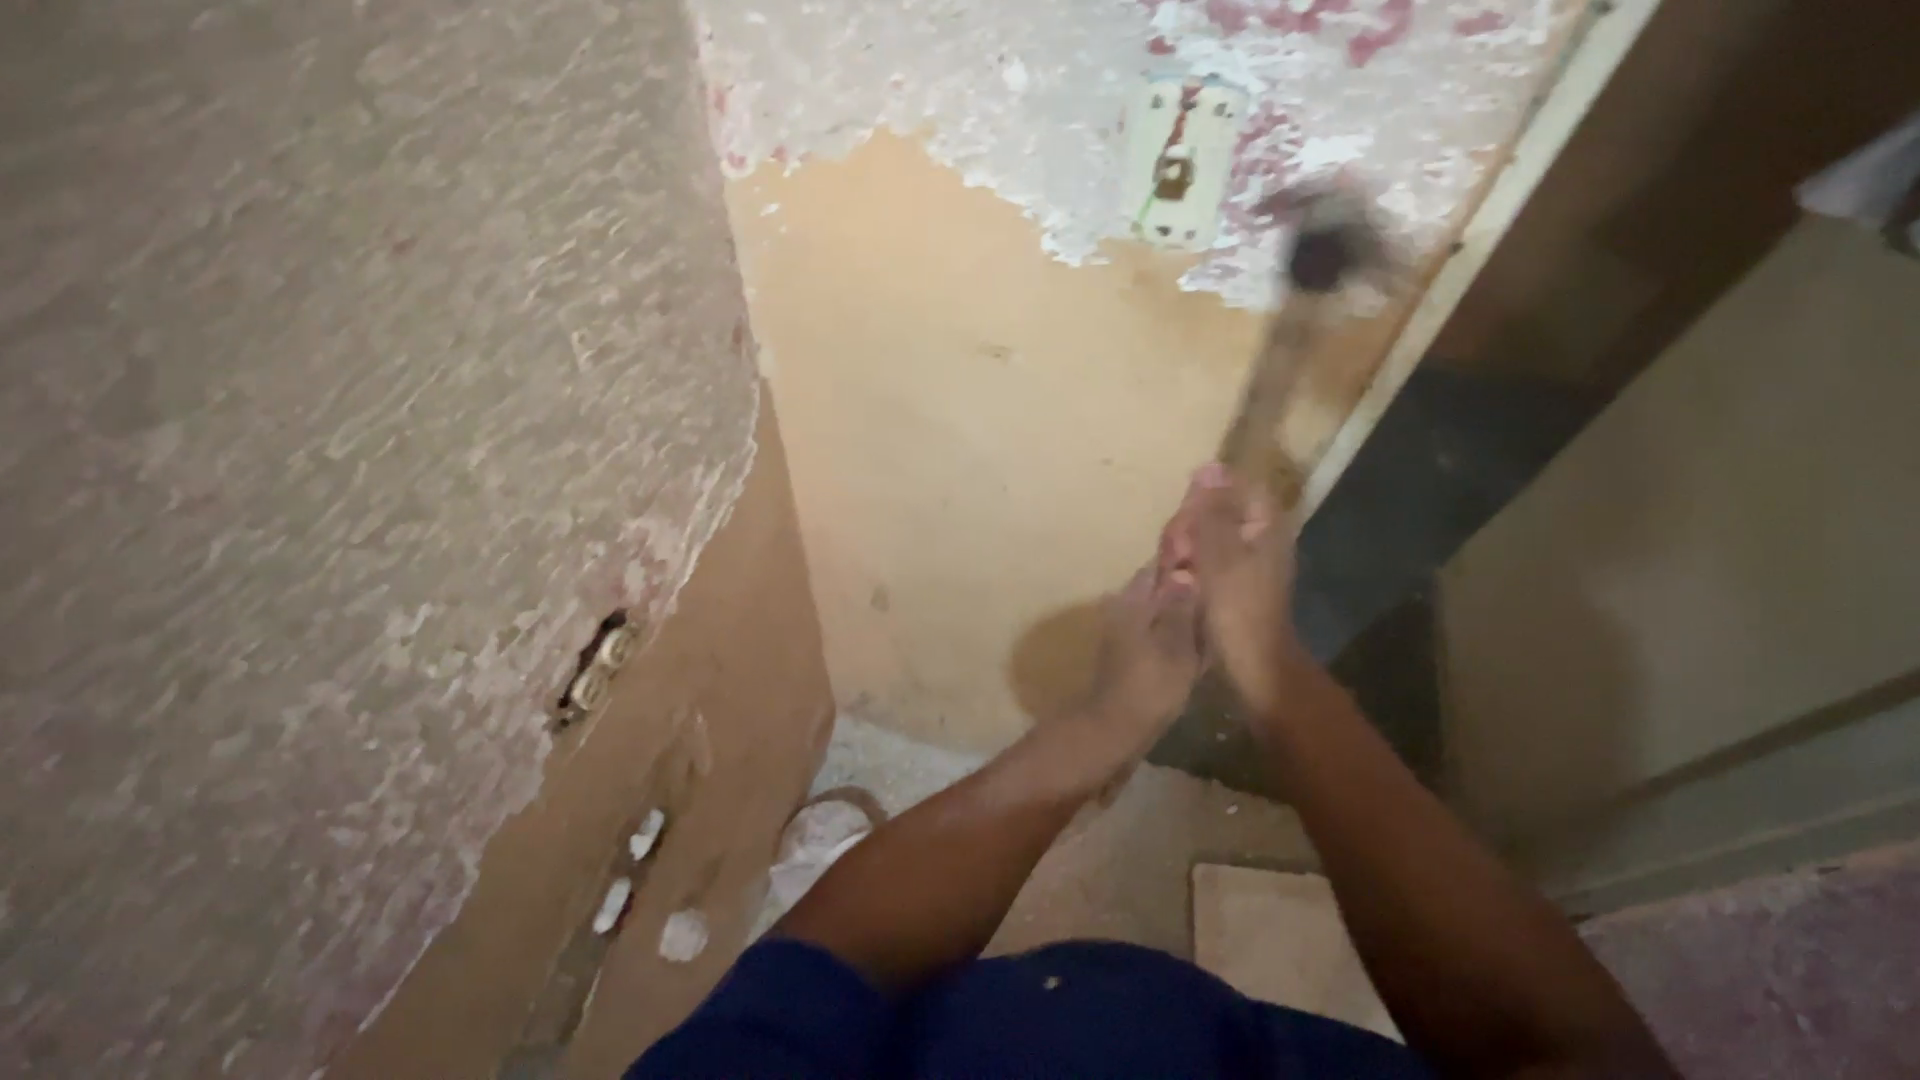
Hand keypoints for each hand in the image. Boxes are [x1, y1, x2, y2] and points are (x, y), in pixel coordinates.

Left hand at [1073, 562, 1203, 764]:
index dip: (1182, 557)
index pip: (1158, 566)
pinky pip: (1158, 635)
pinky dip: (1177, 635)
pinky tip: (1198, 644)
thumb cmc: (1150, 684)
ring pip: (1160, 612)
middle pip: (1159, 589)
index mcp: (1133, 601)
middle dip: (1185, 585)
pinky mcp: (1131, 657)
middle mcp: (1124, 611)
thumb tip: (1185, 571)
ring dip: (1183, 612)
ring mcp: (1125, 635)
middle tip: (1219, 584)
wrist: (1116, 728)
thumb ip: (1181, 606)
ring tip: (1214, 613)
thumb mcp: (1175, 643)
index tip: (1209, 551)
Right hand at [1162, 464, 1306, 718]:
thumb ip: (1211, 511)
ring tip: (1174, 572)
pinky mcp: (1233, 586)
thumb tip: (1208, 466)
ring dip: (1185, 550)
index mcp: (1265, 526)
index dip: (1205, 496)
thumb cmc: (1239, 608)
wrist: (1255, 667)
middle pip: (1217, 512)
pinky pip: (1205, 563)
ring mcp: (1247, 564)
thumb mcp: (1219, 554)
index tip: (1183, 517)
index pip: (1236, 487)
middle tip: (1175, 553)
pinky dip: (1189, 569)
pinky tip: (1177, 583)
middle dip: (1189, 527)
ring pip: (1206, 538)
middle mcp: (1260, 539)